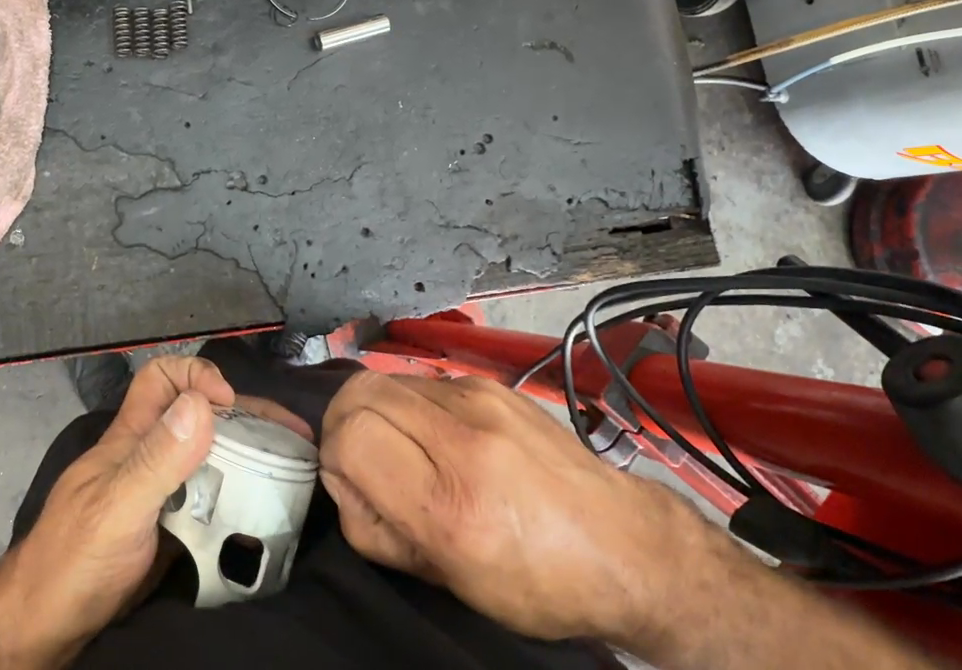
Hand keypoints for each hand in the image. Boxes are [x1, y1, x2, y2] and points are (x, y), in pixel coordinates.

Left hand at [0, 357, 312, 668]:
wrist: (50, 624)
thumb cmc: (75, 557)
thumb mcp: (117, 505)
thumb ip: (156, 459)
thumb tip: (201, 403)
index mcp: (129, 438)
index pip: (161, 378)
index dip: (195, 374)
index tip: (228, 403)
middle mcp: (148, 458)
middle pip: (198, 417)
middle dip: (243, 416)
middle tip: (294, 435)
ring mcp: (160, 495)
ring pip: (209, 459)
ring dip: (248, 457)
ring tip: (295, 468)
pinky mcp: (171, 531)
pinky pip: (212, 502)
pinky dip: (240, 499)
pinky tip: (269, 510)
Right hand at [320, 371, 702, 646]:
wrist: (629, 548)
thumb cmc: (535, 582)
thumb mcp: (444, 578)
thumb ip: (373, 526)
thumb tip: (341, 476)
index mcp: (452, 503)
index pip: (350, 436)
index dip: (333, 458)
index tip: (349, 481)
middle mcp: (465, 437)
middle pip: (358, 392)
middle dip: (341, 423)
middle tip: (359, 457)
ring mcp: (482, 400)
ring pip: (386, 379)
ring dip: (377, 411)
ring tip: (403, 450)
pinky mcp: (494, 384)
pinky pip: (423, 381)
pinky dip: (411, 405)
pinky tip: (437, 438)